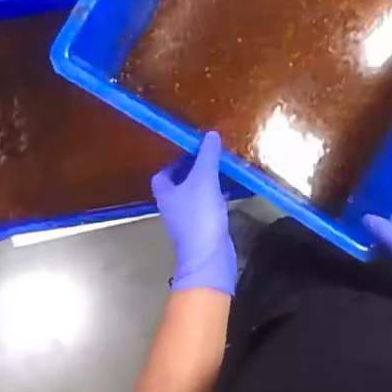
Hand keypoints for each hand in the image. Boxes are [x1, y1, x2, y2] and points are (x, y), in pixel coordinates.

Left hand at [152, 131, 236, 294]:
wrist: (208, 257)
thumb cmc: (199, 216)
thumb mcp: (204, 180)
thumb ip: (207, 157)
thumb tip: (210, 135)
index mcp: (165, 193)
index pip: (162, 174)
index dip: (175, 162)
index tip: (192, 152)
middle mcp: (172, 206)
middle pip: (179, 185)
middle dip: (193, 172)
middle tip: (211, 159)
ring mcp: (187, 220)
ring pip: (194, 197)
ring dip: (206, 185)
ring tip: (223, 172)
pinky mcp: (202, 230)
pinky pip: (207, 208)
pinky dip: (215, 199)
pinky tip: (229, 194)